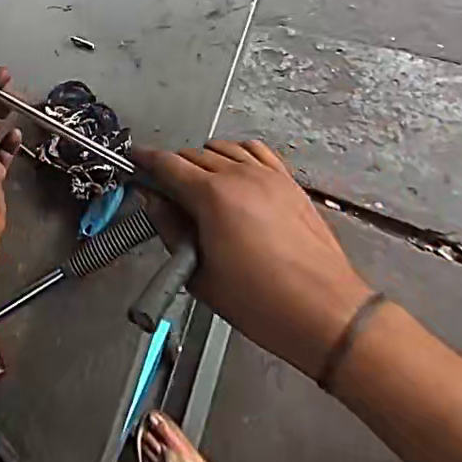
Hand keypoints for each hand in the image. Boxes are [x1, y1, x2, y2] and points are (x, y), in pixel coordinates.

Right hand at [135, 140, 375, 380]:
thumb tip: (156, 205)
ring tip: (198, 184)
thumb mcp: (201, 275)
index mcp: (212, 196)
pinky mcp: (287, 182)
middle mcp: (238, 176)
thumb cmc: (264, 303)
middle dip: (173, 167)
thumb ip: (171, 232)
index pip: (168, 164)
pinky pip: (255, 150)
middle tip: (166, 190)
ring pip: (222, 148)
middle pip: (192, 154)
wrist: (326, 313)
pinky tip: (233, 169)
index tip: (135, 160)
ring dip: (203, 159)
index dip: (146, 160)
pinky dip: (237, 153)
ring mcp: (266, 175)